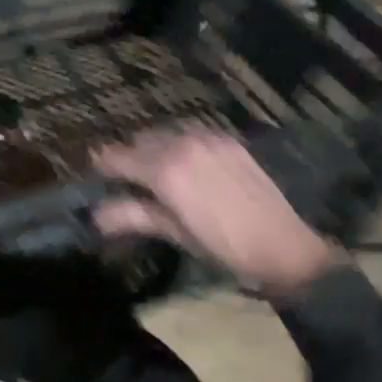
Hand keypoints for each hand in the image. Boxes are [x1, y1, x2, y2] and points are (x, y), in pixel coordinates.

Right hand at [93, 127, 343, 299]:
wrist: (285, 248)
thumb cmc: (224, 247)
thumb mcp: (175, 233)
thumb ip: (133, 216)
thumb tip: (96, 216)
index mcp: (164, 170)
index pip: (116, 156)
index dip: (102, 166)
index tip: (96, 177)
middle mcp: (182, 145)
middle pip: (139, 141)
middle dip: (128, 157)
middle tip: (125, 180)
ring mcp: (207, 139)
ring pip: (165, 134)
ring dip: (153, 148)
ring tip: (155, 173)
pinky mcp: (228, 141)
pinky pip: (191, 135)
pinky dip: (179, 145)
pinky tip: (186, 167)